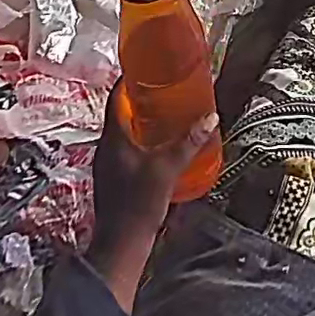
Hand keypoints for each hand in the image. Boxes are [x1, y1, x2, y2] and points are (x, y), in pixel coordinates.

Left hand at [87, 83, 217, 310]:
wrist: (121, 246)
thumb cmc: (138, 205)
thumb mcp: (167, 169)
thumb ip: (188, 143)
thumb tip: (209, 118)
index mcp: (113, 136)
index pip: (115, 97)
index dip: (127, 80)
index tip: (142, 69)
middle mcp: (105, 146)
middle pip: (118, 112)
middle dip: (137, 100)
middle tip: (158, 90)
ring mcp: (106, 163)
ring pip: (121, 131)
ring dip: (138, 121)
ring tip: (161, 115)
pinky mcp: (112, 178)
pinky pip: (123, 148)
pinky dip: (137, 140)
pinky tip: (155, 147)